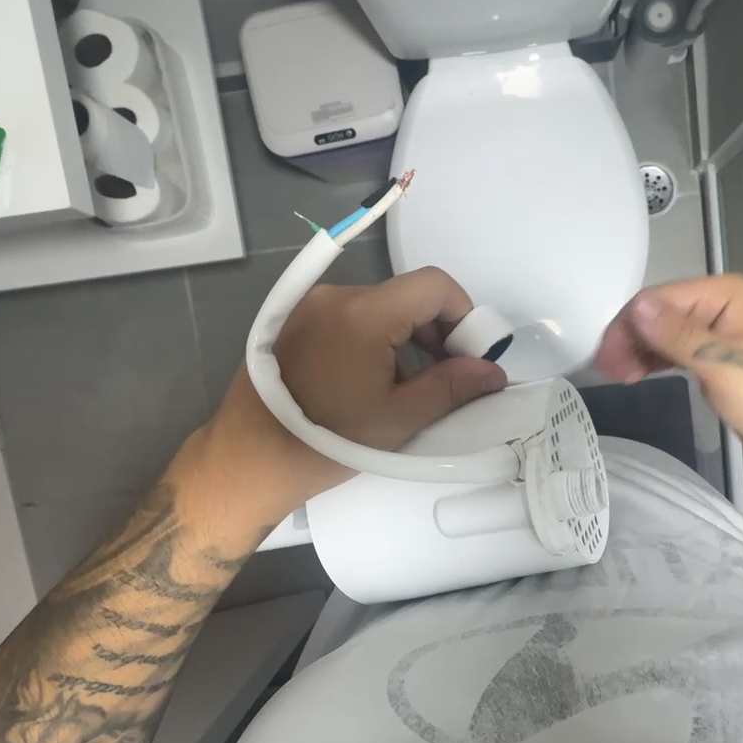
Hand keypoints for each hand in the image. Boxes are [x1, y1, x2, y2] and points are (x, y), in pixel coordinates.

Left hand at [198, 267, 507, 523]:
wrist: (249, 458)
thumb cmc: (326, 441)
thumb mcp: (400, 419)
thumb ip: (452, 388)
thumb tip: (492, 371)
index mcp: (364, 313)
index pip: (435, 285)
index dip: (464, 314)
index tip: (470, 354)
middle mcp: (335, 296)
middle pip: (407, 295)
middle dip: (437, 330)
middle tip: (447, 376)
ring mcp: (310, 306)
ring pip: (380, 307)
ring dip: (406, 337)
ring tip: (407, 385)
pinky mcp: (294, 320)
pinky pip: (351, 316)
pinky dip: (375, 338)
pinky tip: (371, 381)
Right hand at [593, 274, 742, 457]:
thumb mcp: (720, 364)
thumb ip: (677, 335)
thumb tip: (636, 307)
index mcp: (725, 294)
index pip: (660, 299)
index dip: (628, 325)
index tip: (604, 358)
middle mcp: (721, 304)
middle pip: (660, 313)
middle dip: (630, 338)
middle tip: (608, 372)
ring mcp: (719, 330)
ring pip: (665, 332)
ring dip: (640, 351)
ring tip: (620, 377)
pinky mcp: (716, 355)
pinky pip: (676, 349)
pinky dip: (656, 360)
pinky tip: (639, 374)